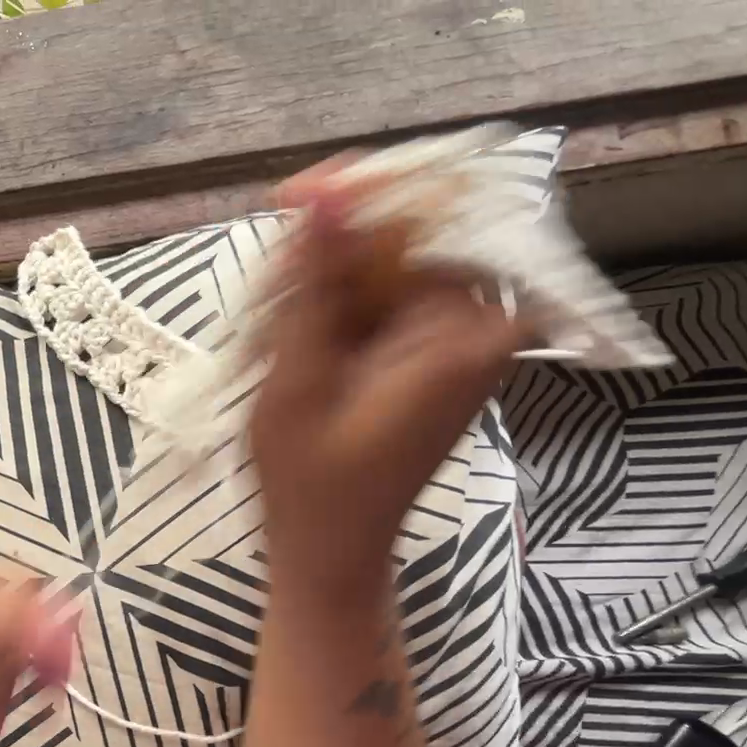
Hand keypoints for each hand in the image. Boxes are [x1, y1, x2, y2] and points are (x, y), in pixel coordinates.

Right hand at [252, 162, 523, 598]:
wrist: (330, 551)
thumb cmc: (310, 483)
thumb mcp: (298, 379)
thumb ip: (314, 285)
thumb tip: (321, 194)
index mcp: (467, 328)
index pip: (428, 214)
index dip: (357, 197)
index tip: (287, 197)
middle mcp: (480, 323)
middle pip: (403, 241)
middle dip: (326, 259)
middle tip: (266, 307)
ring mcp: (458, 341)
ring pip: (383, 272)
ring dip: (318, 292)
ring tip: (270, 342)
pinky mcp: (432, 357)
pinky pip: (381, 305)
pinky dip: (331, 315)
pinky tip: (292, 349)